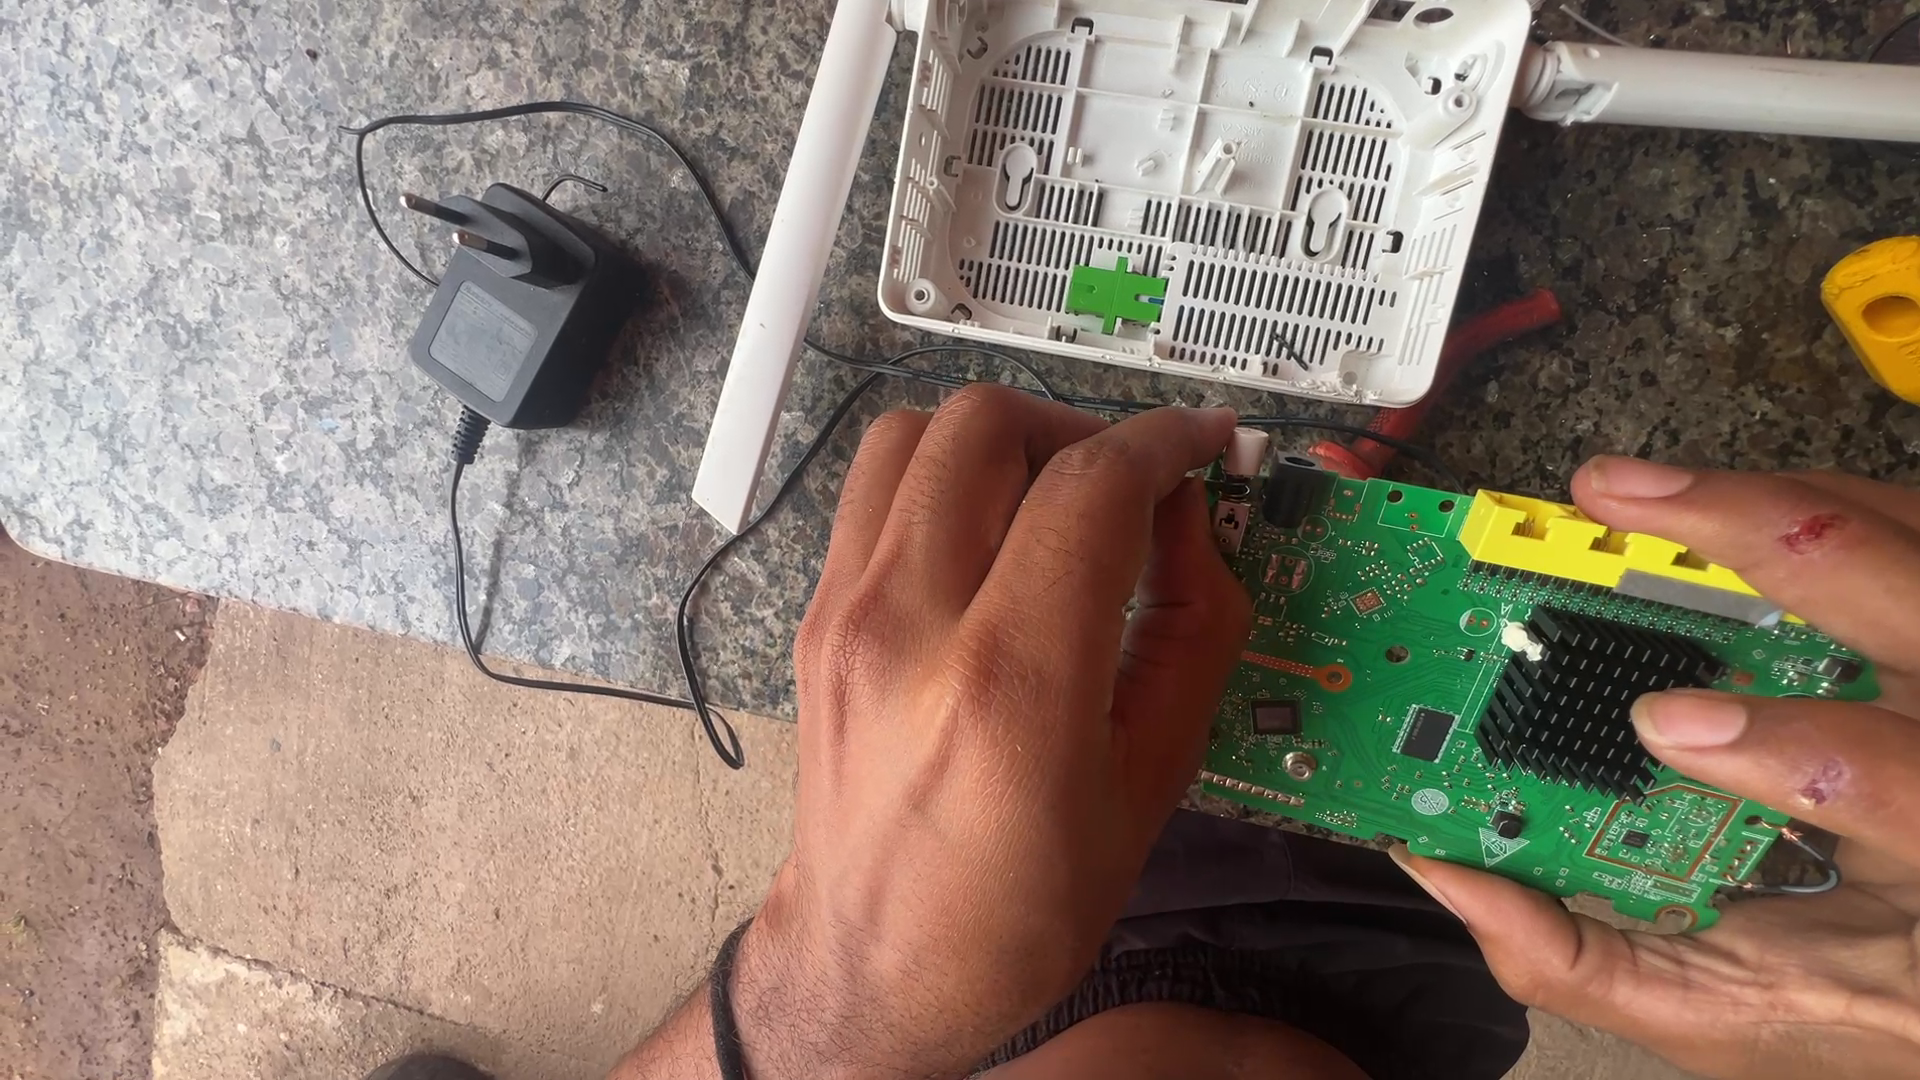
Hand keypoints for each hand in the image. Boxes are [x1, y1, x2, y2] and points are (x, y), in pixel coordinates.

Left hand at [727, 387, 1250, 1077]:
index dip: (1160, 442)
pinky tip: (981, 532)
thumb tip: (1185, 520)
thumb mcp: (1150, 780)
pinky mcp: (816, 612)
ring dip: (1000, 440)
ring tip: (1046, 497)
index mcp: (1011, 685)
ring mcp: (844, 609)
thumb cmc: (1019, 903)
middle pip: (988, 426)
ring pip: (916, 432)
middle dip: (1077, 429)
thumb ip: (1192, 627)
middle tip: (1120, 484)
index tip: (1197, 444)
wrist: (873, 958)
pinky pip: (875, 487)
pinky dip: (941, 474)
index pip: (1090, 488)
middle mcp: (908, 624)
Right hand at [1394, 457, 1919, 1078]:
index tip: (1659, 721)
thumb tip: (1438, 869)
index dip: (1798, 751)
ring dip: (1774, 503)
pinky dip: (1805, 506)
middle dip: (1767, 538)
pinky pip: (1901, 534)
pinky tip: (1713, 510)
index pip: (1911, 794)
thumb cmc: (1859, 995)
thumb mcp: (1727, 1007)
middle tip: (1616, 499)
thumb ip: (1583, 962)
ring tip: (1640, 491)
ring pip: (1913, 542)